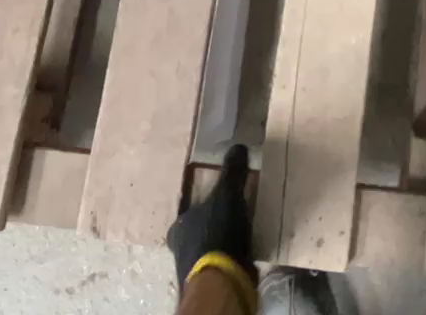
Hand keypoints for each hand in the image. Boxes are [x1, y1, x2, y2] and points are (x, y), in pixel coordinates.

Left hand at [166, 144, 256, 288]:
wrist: (222, 278)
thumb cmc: (217, 232)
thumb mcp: (227, 194)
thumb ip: (232, 171)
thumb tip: (238, 146)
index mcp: (179, 227)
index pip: (188, 211)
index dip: (202, 204)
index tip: (217, 198)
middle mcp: (182, 248)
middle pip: (198, 229)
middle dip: (213, 222)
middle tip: (232, 212)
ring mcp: (196, 266)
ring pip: (210, 245)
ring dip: (224, 238)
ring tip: (243, 227)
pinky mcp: (213, 279)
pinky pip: (224, 259)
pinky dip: (234, 252)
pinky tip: (246, 246)